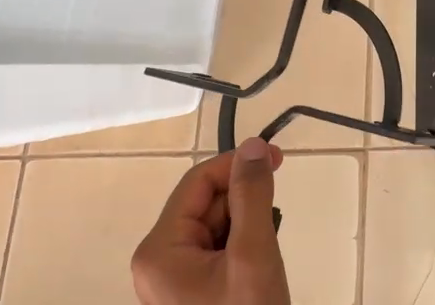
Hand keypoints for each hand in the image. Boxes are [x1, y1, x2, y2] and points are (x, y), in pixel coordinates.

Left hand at [132, 137, 290, 304]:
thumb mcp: (253, 253)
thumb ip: (251, 194)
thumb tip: (251, 145)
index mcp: (158, 250)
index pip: (198, 182)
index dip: (238, 163)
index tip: (278, 159)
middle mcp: (155, 262)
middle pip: (206, 204)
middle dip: (244, 206)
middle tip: (272, 227)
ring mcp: (170, 281)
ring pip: (214, 226)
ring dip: (245, 229)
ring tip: (262, 259)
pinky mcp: (187, 295)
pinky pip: (215, 252)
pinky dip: (241, 250)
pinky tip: (254, 272)